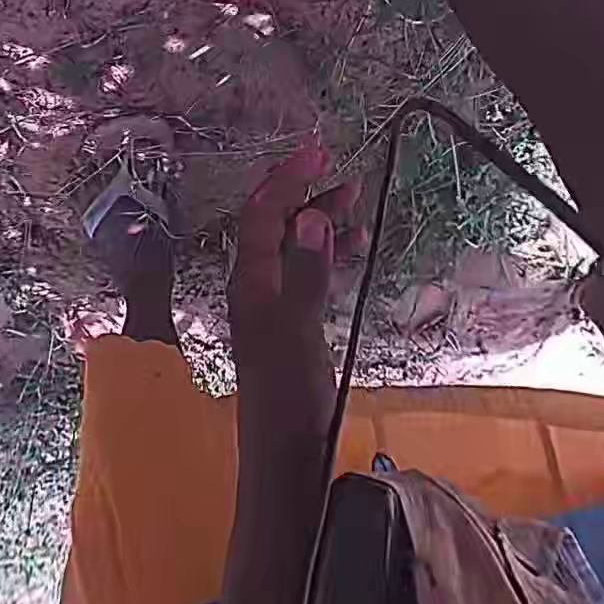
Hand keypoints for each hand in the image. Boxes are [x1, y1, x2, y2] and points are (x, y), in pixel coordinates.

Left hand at [227, 148, 362, 404]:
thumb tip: (312, 216)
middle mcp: (256, 281)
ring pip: (294, 244)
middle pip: (276, 222)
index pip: (263, 213)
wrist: (285, 450)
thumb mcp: (298, 329)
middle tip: (337, 168)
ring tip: (353, 197)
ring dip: (319, 218)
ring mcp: (272, 299)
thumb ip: (306, 273)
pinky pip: (307, 269)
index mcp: (250, 277)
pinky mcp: (290, 317)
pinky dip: (327, 251)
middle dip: (303, 191)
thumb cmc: (288, 392)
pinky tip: (351, 244)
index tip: (317, 153)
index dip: (287, 180)